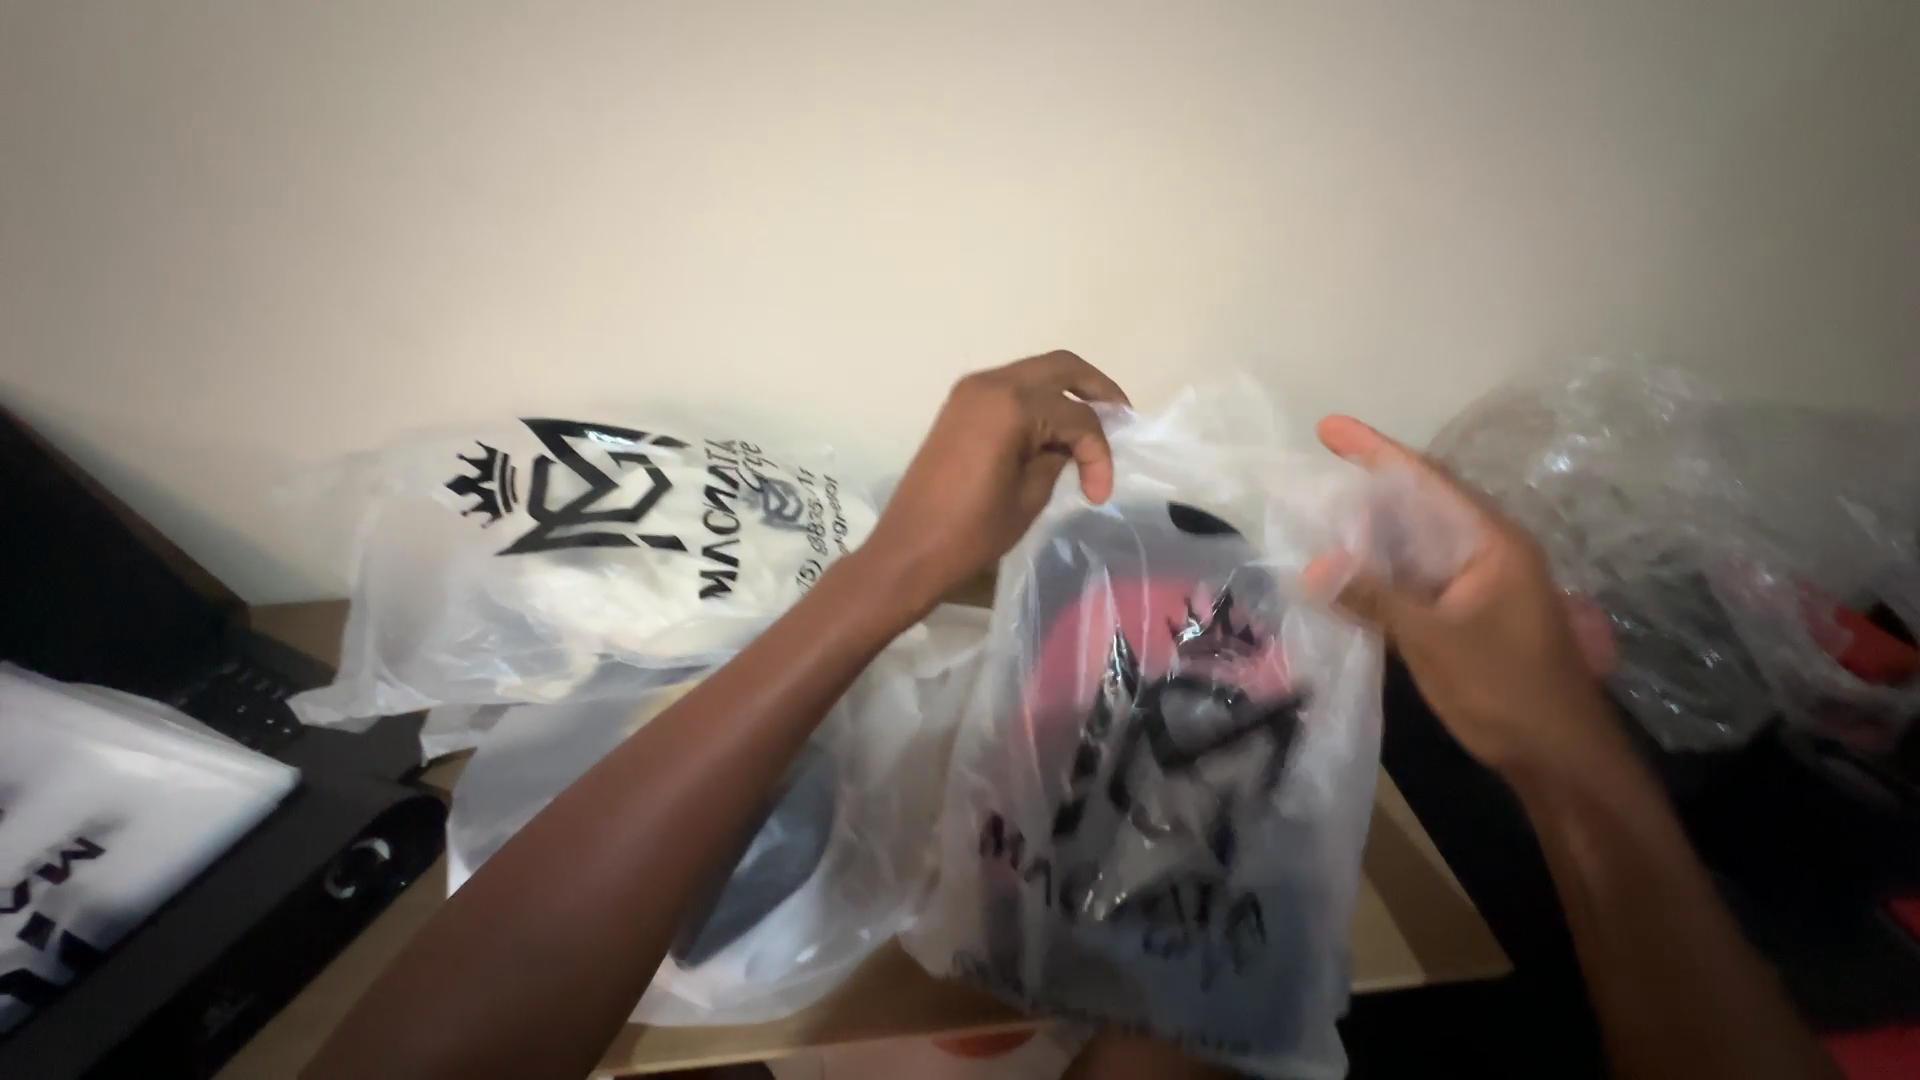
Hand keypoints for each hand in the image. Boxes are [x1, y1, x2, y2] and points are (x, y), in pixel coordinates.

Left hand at [861, 350, 1129, 611]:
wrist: (909, 550)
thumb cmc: (972, 532)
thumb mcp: (1029, 497)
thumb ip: (1057, 460)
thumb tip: (1068, 447)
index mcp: (1011, 405)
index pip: (1076, 417)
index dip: (1098, 454)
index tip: (1099, 494)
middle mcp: (990, 384)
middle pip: (1060, 368)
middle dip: (1096, 391)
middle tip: (1121, 418)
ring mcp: (969, 392)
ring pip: (1033, 374)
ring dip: (1065, 395)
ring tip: (1088, 431)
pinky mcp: (958, 408)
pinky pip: (1009, 390)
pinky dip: (1036, 404)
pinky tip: (1053, 432)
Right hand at [1306, 415, 1621, 778]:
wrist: (1556, 756)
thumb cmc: (1507, 689)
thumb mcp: (1436, 639)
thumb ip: (1374, 597)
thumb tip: (1313, 566)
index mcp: (1490, 543)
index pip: (1426, 482)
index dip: (1375, 451)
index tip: (1328, 428)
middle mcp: (1482, 553)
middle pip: (1415, 506)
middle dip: (1362, 490)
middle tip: (1309, 479)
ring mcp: (1470, 585)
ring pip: (1408, 544)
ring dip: (1363, 534)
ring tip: (1312, 520)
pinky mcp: (1457, 614)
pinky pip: (1406, 578)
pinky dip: (1371, 572)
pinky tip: (1338, 574)